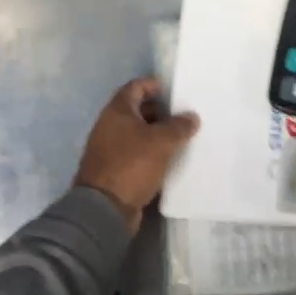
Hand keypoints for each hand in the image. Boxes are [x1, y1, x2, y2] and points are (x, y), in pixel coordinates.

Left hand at [74, 77, 199, 234]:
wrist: (104, 209)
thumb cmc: (131, 164)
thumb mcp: (161, 142)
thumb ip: (179, 126)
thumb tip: (191, 117)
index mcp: (117, 111)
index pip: (136, 87)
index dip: (154, 85)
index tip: (174, 90)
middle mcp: (110, 125)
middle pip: (137, 110)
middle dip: (160, 111)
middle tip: (183, 116)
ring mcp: (110, 148)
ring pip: (137, 133)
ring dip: (157, 133)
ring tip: (181, 137)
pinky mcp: (114, 169)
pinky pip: (136, 153)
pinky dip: (151, 152)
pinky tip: (169, 158)